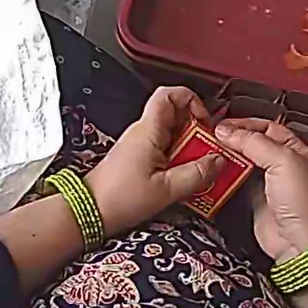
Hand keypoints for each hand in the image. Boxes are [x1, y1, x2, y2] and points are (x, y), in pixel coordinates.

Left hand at [84, 87, 225, 235]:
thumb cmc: (119, 198)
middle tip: (209, 152)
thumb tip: (219, 161)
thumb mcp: (166, 190)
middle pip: (177, 116)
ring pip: (174, 134)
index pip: (170, 94)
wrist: (89, 212)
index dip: (192, 100)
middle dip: (198, 132)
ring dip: (191, 149)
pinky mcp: (140, 158)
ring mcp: (141, 145)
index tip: (206, 123)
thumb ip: (197, 174)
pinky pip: (167, 150)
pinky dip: (180, 160)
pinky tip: (185, 179)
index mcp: (149, 131)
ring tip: (200, 169)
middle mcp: (144, 133)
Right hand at [213, 119, 307, 261]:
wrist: (301, 243)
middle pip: (251, 143)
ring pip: (241, 162)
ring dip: (225, 157)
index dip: (244, 124)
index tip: (222, 125)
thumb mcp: (282, 161)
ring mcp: (266, 183)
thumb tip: (228, 131)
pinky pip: (234, 183)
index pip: (265, 127)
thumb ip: (253, 142)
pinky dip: (223, 177)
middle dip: (232, 139)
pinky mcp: (254, 200)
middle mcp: (280, 164)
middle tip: (211, 137)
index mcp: (293, 149)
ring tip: (209, 152)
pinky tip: (213, 173)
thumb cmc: (304, 203)